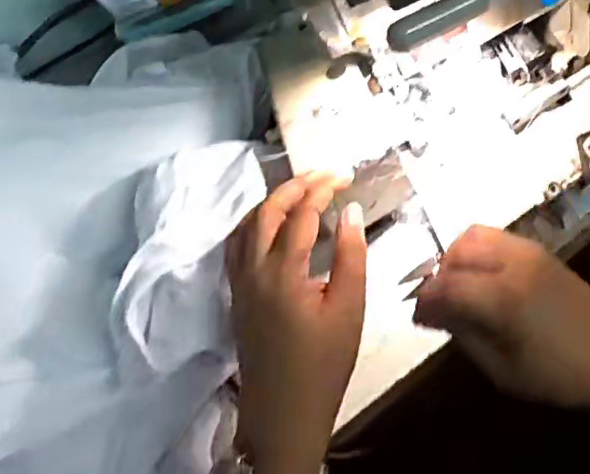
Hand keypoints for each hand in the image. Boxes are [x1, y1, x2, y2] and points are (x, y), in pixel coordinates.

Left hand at [226, 174, 366, 473]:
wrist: (284, 416)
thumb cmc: (325, 362)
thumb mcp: (351, 306)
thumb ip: (352, 253)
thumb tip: (350, 210)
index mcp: (282, 274)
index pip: (301, 215)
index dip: (323, 189)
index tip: (346, 176)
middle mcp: (253, 275)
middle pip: (265, 214)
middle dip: (294, 186)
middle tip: (325, 174)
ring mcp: (239, 288)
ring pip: (244, 228)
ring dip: (272, 202)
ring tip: (302, 190)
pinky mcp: (237, 300)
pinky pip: (237, 247)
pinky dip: (255, 223)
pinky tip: (274, 224)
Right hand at [410, 226, 589, 409]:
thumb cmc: (557, 371)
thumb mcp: (502, 369)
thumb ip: (465, 334)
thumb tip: (433, 312)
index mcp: (505, 296)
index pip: (448, 285)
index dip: (425, 299)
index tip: (416, 317)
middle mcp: (515, 262)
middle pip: (460, 247)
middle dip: (440, 272)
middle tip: (437, 303)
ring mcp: (529, 249)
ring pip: (477, 234)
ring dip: (458, 257)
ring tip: (458, 290)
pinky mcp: (538, 248)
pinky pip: (496, 237)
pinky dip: (478, 252)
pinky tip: (481, 282)